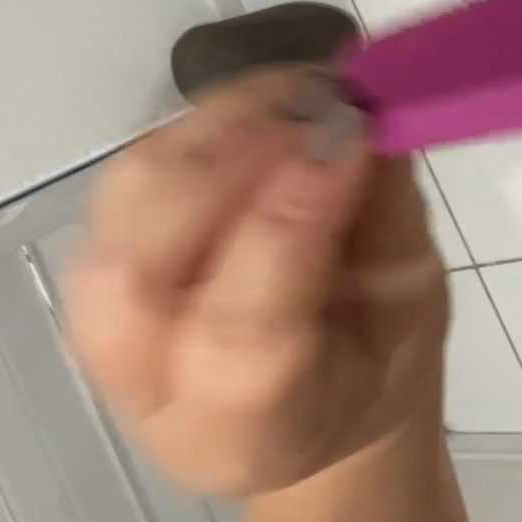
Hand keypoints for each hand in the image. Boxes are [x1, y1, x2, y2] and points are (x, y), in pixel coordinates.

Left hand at [65, 68, 450, 499]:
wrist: (316, 398)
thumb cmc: (377, 360)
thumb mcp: (416, 308)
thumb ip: (390, 219)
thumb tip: (372, 119)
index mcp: (248, 427)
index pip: (241, 327)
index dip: (293, 218)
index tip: (354, 133)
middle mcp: (152, 383)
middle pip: (145, 259)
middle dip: (238, 155)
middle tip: (326, 101)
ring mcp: (107, 318)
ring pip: (130, 196)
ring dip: (221, 123)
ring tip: (304, 93)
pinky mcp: (105, 254)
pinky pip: (138, 164)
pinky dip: (206, 120)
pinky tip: (270, 105)